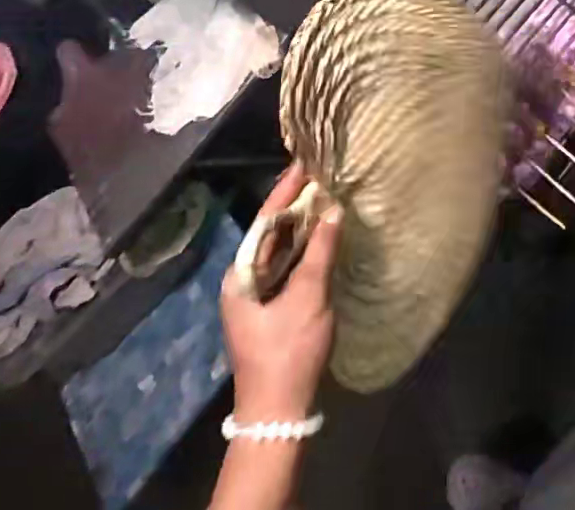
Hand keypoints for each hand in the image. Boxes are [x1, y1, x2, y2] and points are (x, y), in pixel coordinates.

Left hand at [222, 164, 342, 421]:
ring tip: (324, 196)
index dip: (284, 191)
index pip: (264, 221)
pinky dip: (305, 247)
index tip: (303, 163)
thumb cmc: (287, 351)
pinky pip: (288, 265)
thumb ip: (320, 251)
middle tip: (319, 175)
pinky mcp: (273, 307)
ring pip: (280, 249)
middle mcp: (244, 279)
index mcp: (241, 275)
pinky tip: (322, 235)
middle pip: (270, 232)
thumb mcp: (308, 297)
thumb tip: (333, 210)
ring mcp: (258, 295)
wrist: (278, 411)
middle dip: (294, 204)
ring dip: (301, 225)